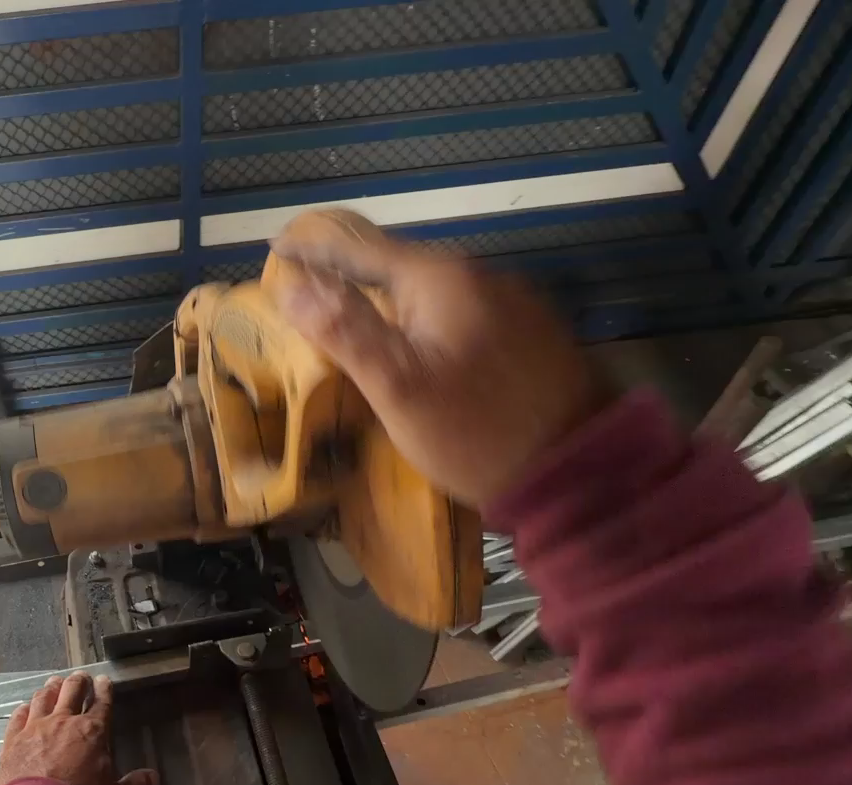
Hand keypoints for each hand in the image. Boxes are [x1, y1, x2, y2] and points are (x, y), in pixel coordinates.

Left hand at [0, 673, 155, 784]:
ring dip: (51, 688)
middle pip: (71, 690)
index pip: (102, 702)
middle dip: (78, 681)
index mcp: (93, 731)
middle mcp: (64, 722)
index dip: (104, 688)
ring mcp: (36, 728)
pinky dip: (24, 708)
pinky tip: (25, 707)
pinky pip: (18, 716)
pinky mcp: (13, 739)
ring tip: (54, 683)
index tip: (104, 680)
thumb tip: (153, 777)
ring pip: (44, 697)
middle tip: (80, 677)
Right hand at [265, 209, 607, 509]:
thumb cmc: (474, 431)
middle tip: (304, 291)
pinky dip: (419, 322)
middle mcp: (477, 276)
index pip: (361, 248)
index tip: (276, 248)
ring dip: (384, 301)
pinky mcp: (523, 333)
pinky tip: (409, 345)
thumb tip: (290, 284)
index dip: (314, 249)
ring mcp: (507, 303)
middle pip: (395, 267)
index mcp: (440, 279)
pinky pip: (453, 314)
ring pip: (426, 293)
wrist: (575, 469)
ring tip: (345, 317)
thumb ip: (344, 331)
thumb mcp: (398, 386)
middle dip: (347, 275)